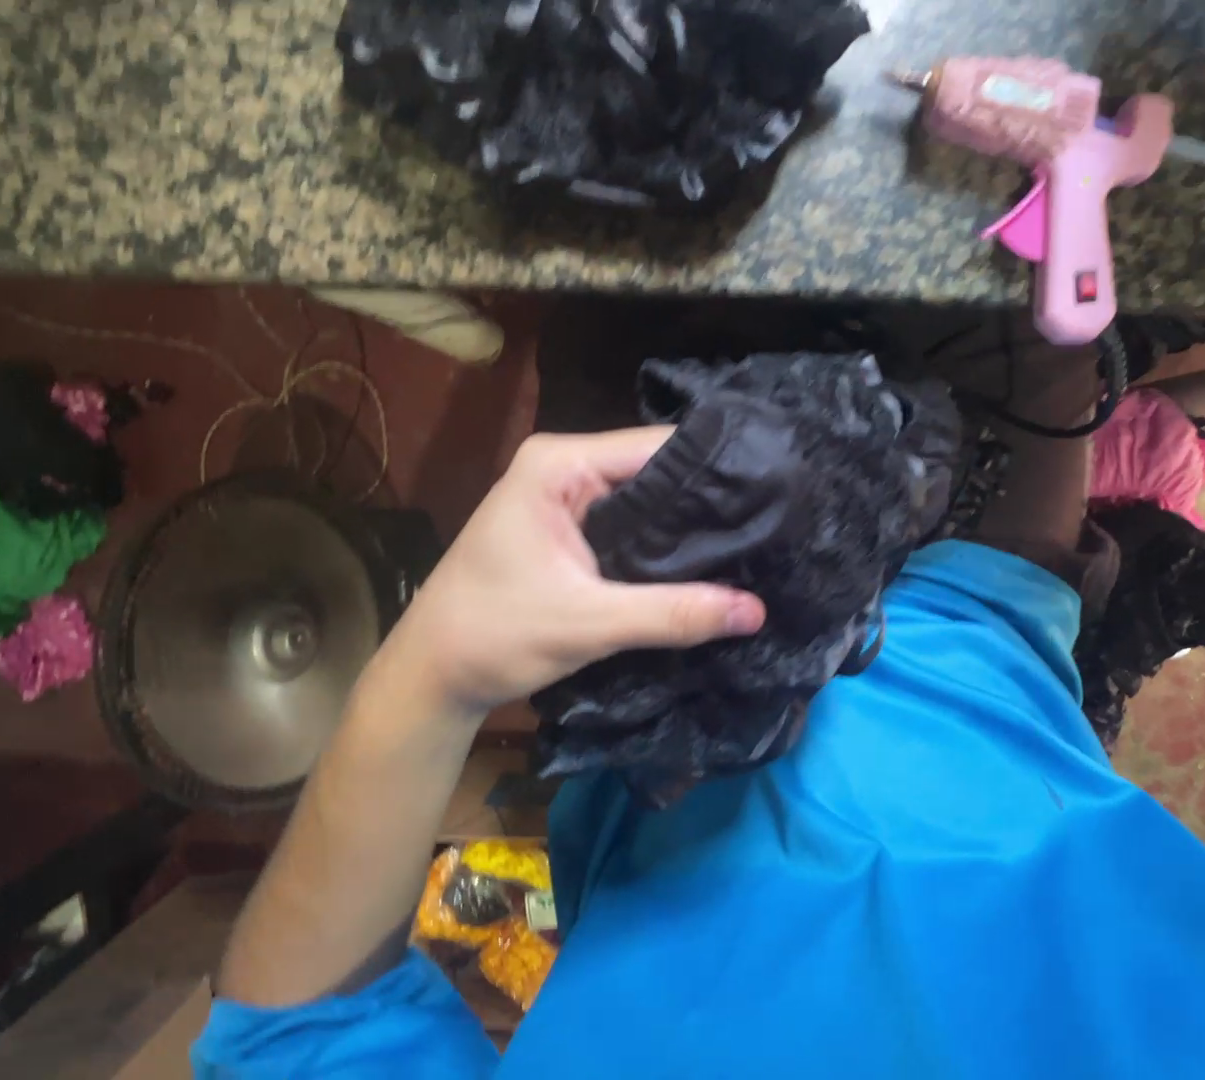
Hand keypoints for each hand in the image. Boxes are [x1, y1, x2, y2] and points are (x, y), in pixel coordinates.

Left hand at [375, 428, 766, 716]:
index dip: (715, 470)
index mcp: (559, 464)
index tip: (772, 494)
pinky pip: (629, 528)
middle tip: (772, 526)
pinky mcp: (568, 531)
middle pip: (654, 472)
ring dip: (686, 528)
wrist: (432, 675)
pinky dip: (661, 547)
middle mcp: (564, 468)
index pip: (657, 448)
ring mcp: (564, 499)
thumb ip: (674, 614)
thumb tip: (757, 611)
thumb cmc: (494, 636)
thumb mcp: (589, 624)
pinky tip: (705, 565)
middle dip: (706, 502)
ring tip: (753, 545)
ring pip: (644, 503)